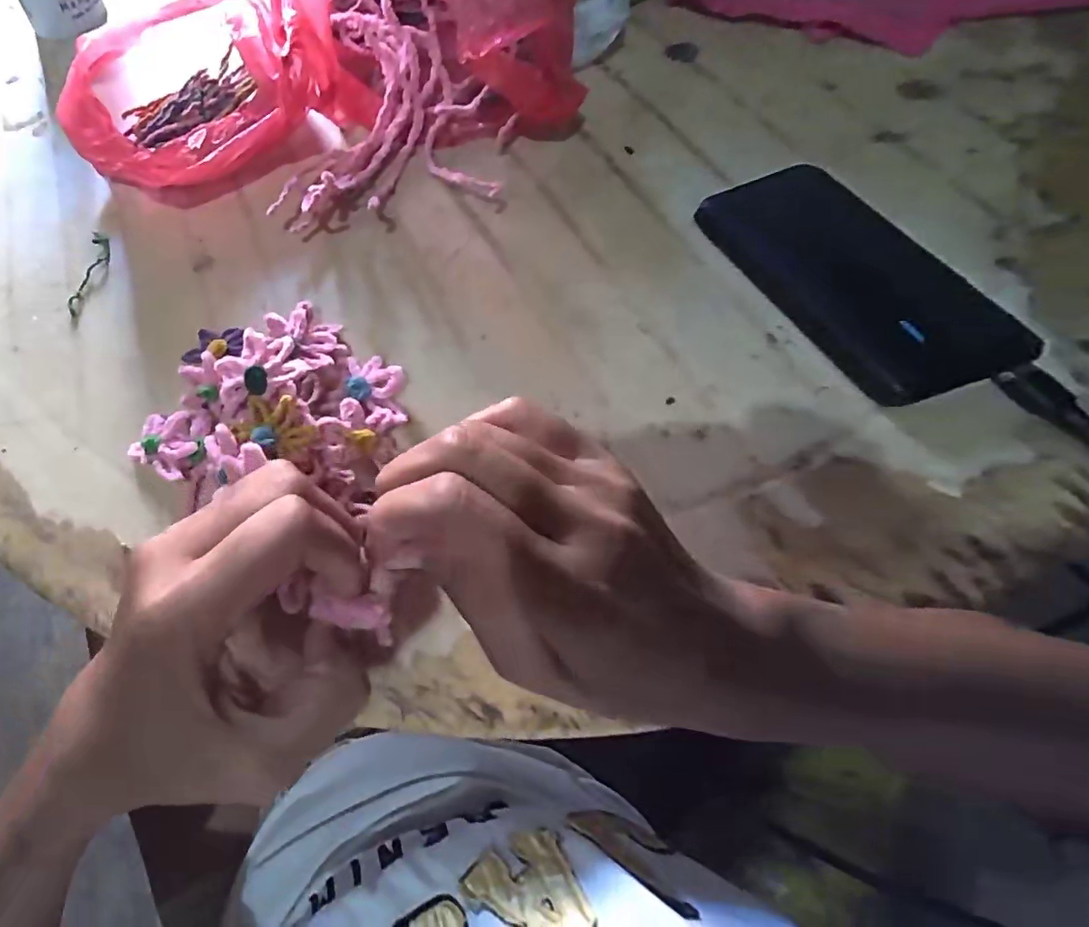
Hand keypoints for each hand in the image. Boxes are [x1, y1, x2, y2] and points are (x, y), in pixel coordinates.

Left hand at [54, 461, 372, 811]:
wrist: (97, 734)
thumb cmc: (174, 758)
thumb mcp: (266, 765)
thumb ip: (329, 700)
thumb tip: (350, 627)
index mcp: (184, 606)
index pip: (284, 524)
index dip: (337, 552)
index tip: (347, 601)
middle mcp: (171, 551)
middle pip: (280, 484)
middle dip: (331, 526)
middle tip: (340, 582)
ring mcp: (167, 534)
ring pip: (266, 481)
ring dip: (311, 519)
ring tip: (318, 573)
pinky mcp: (173, 531)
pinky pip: (249, 499)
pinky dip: (286, 523)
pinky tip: (287, 571)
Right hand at [366, 398, 762, 729]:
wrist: (707, 640)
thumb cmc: (609, 672)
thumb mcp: (524, 660)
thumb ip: (462, 589)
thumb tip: (401, 535)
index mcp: (557, 588)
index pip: (454, 508)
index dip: (397, 511)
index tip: (380, 537)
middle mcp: (578, 518)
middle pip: (463, 454)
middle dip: (404, 475)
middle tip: (390, 509)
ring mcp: (596, 477)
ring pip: (485, 428)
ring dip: (432, 451)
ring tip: (420, 484)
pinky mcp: (602, 454)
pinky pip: (521, 415)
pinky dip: (475, 430)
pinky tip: (466, 460)